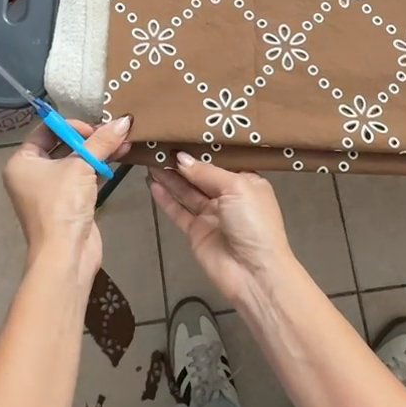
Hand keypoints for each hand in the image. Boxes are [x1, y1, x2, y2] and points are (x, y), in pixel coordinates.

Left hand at [2, 115, 131, 282]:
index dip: (70, 125)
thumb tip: (125, 120)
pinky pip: (85, 178)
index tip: (94, 127)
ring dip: (99, 151)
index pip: (45, 131)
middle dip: (89, 137)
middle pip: (63, 145)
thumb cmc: (61, 205)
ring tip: (124, 139)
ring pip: (76, 162)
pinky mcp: (69, 204)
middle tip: (112, 130)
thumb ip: (102, 142)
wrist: (65, 255)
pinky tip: (121, 155)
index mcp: (22, 162)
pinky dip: (100, 168)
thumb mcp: (81, 166)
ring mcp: (51, 191)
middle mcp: (33, 175)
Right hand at [149, 153, 295, 304]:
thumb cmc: (254, 223)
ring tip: (151, 157)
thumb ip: (206, 172)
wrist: (254, 274)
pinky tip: (152, 183)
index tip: (182, 132)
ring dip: (170, 176)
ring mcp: (211, 215)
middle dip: (182, 161)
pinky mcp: (196, 231)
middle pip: (200, 175)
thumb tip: (181, 158)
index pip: (221, 160)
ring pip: (186, 191)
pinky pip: (178, 210)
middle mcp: (228, 196)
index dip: (202, 148)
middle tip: (160, 143)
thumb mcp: (236, 187)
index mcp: (246, 181)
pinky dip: (165, 198)